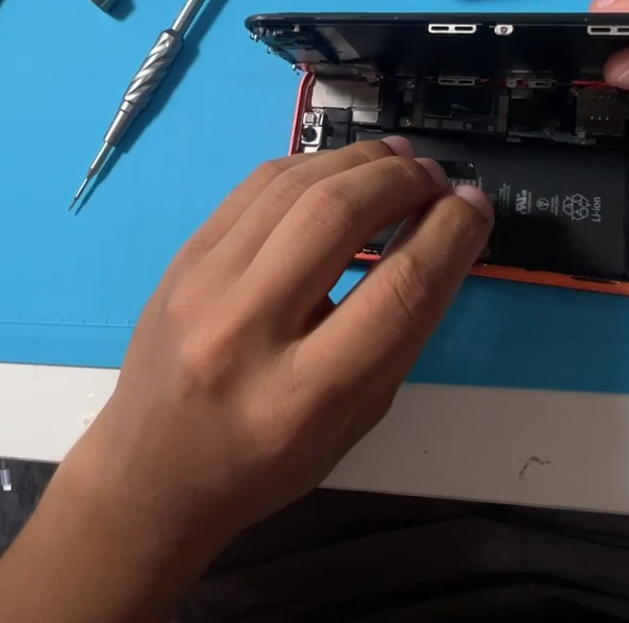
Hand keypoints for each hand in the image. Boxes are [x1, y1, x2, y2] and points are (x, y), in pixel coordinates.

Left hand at [0, 138, 492, 621]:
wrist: (152, 471)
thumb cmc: (266, 463)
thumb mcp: (351, 423)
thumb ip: (396, 334)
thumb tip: (435, 237)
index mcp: (300, 397)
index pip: (395, 293)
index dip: (449, 237)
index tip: (475, 207)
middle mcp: (244, 330)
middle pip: (336, 219)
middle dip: (401, 182)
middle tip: (435, 177)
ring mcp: (202, 283)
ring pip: (292, 187)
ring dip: (356, 161)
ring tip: (397, 158)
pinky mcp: (182, 255)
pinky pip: (255, 186)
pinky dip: (309, 165)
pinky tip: (340, 167)